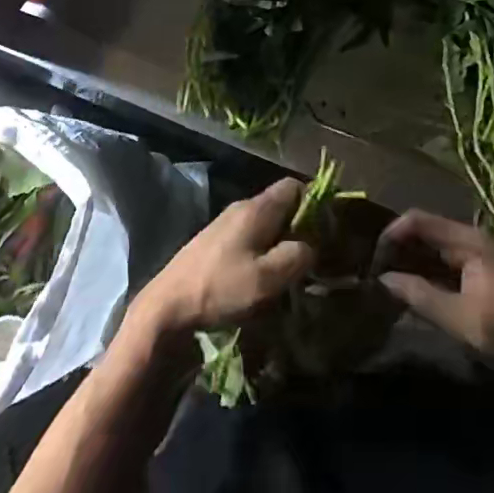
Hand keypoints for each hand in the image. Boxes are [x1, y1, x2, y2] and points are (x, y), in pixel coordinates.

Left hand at [130, 179, 316, 338]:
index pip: (294, 186)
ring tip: (290, 271)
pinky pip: (249, 237)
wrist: (167, 306)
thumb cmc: (221, 288)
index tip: (326, 228)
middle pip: (280, 205)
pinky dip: (262, 251)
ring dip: (280, 242)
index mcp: (256, 209)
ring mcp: (224, 225)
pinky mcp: (213, 243)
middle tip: (312, 255)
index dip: (314, 202)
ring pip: (265, 223)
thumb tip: (309, 247)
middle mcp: (240, 209)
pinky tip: (262, 276)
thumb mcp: (269, 277)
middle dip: (299, 226)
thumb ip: (297, 256)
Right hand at [374, 210, 493, 380]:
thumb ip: (420, 297)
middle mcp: (472, 240)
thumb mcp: (461, 320)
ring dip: (409, 262)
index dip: (391, 235)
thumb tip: (383, 280)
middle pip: (424, 232)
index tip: (370, 260)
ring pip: (433, 249)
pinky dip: (425, 273)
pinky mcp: (480, 272)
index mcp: (469, 241)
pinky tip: (409, 291)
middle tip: (371, 272)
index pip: (418, 221)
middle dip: (396, 248)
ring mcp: (478, 255)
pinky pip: (444, 263)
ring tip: (383, 282)